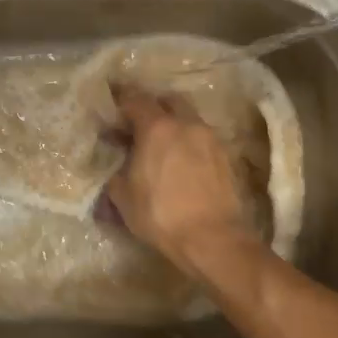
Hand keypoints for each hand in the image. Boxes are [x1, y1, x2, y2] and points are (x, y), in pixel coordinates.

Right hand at [104, 86, 256, 282]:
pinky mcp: (225, 156)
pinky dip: (188, 142)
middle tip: (137, 125)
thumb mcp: (122, 195)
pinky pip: (201, 138)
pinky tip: (180, 162)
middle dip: (152, 107)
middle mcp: (186, 123)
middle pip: (167, 101)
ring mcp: (210, 138)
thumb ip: (114, 170)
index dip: (120, 101)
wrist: (212, 239)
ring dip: (173, 124)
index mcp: (157, 127)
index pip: (135, 99)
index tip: (111, 110)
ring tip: (160, 146)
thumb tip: (114, 161)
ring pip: (188, 118)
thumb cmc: (160, 214)